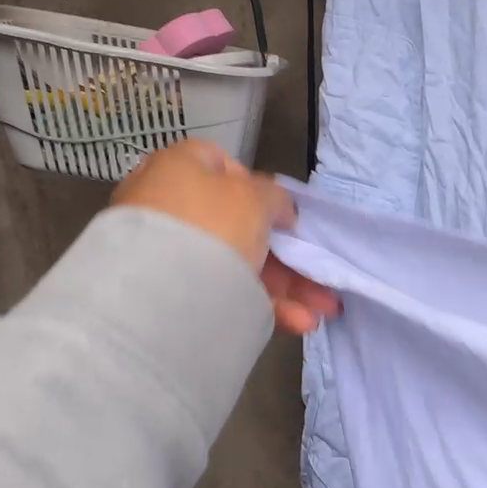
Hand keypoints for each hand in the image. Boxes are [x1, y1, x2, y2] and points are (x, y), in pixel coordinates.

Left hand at [111, 140, 339, 333]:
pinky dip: (265, 306)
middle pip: (242, 226)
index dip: (259, 188)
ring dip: (288, 287)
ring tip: (323, 309)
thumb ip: (275, 196)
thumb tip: (280, 210)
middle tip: (319, 273)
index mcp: (181, 168)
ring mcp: (173, 251)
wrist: (163, 288)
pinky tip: (299, 321)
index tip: (284, 215)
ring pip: (242, 265)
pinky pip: (230, 293)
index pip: (223, 167)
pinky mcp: (179, 292)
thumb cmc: (211, 222)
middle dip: (288, 255)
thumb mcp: (254, 197)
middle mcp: (172, 205)